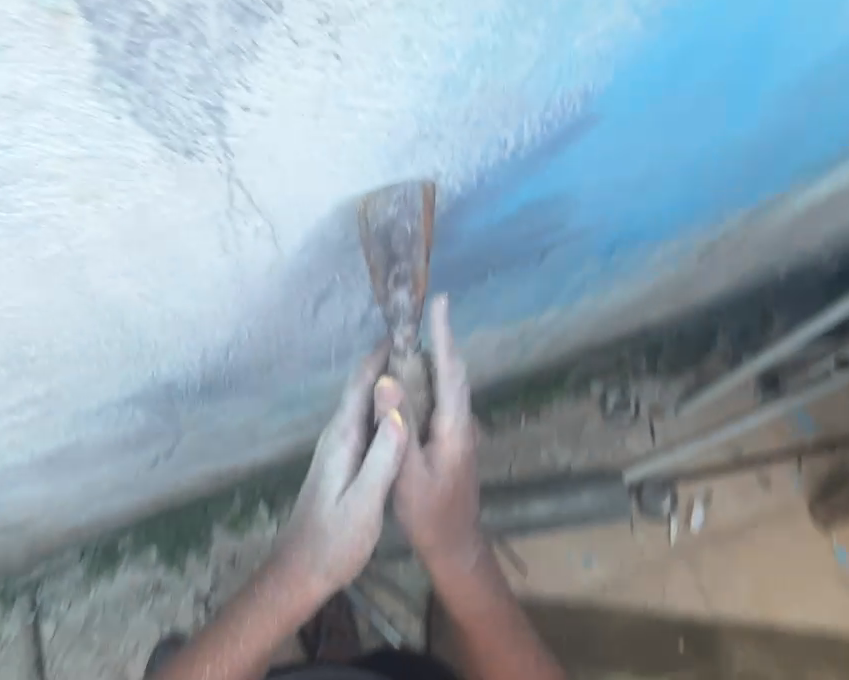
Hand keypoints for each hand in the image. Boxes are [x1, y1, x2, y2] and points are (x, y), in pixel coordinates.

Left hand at [272, 342, 409, 601]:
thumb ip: (382, 456)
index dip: (382, 353)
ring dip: (389, 384)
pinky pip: (367, 421)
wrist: (302, 569)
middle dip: (389, 362)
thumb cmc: (335, 539)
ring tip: (422, 371)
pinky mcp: (344, 459)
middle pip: (364, 387)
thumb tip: (399, 407)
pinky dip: (387, 408)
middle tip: (423, 346)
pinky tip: (406, 414)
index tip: (407, 330)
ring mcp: (340, 445)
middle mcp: (339, 432)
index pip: (362, 382)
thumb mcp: (365, 501)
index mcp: (343, 435)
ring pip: (366, 403)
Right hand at [393, 295, 486, 575]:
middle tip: (419, 311)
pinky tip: (409, 379)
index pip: (451, 370)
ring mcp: (459, 430)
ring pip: (447, 384)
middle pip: (452, 371)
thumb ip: (398, 428)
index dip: (444, 334)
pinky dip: (428, 378)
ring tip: (409, 336)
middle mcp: (462, 421)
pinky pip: (441, 397)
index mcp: (455, 425)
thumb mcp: (408, 474)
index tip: (441, 302)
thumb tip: (386, 380)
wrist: (456, 547)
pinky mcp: (451, 438)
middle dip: (438, 338)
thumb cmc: (431, 515)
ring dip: (432, 357)